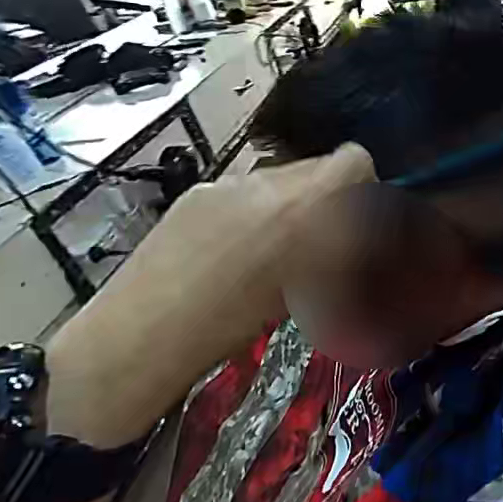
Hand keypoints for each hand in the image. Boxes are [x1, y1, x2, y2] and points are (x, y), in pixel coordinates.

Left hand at [46, 143, 374, 444]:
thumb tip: (366, 230)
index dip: (364, 185)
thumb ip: (341, 249)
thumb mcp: (309, 289)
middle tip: (321, 239)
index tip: (360, 218)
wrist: (136, 340)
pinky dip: (255, 210)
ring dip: (293, 202)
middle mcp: (267, 182)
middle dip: (329, 196)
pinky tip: (234, 250)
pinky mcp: (196, 192)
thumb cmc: (233, 327)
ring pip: (283, 176)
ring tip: (273, 249)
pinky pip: (246, 189)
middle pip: (320, 165)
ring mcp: (227, 183)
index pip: (355, 160)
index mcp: (303, 206)